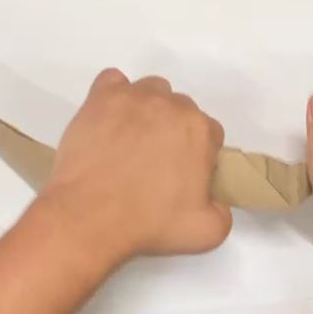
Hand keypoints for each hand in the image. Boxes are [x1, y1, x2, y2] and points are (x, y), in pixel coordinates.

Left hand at [36, 69, 232, 264]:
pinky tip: (111, 120)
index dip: (200, 155)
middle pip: (182, 110)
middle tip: (156, 162)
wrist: (89, 218)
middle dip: (174, 131)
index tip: (184, 175)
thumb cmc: (149, 224)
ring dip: (150, 109)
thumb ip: (223, 213)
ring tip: (133, 140)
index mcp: (199, 130)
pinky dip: (115, 95)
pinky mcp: (100, 98)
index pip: (211, 133)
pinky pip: (114, 81)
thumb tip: (216, 202)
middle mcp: (170, 105)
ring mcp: (133, 98)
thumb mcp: (206, 232)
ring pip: (152, 91)